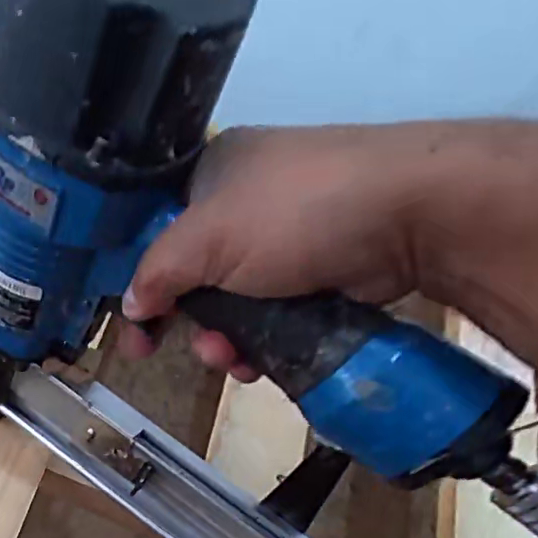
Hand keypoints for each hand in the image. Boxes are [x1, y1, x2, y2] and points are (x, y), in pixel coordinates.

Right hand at [116, 122, 515, 376]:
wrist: (408, 216)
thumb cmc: (293, 214)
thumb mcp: (206, 241)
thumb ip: (156, 274)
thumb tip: (129, 306)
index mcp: (213, 175)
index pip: (157, 232)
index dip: (139, 281)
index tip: (133, 326)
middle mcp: (243, 205)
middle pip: (190, 277)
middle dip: (184, 322)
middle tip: (173, 350)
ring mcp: (280, 242)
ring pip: (227, 306)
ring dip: (219, 341)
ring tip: (230, 359)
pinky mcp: (310, 275)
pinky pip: (263, 318)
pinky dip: (253, 343)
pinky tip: (256, 362)